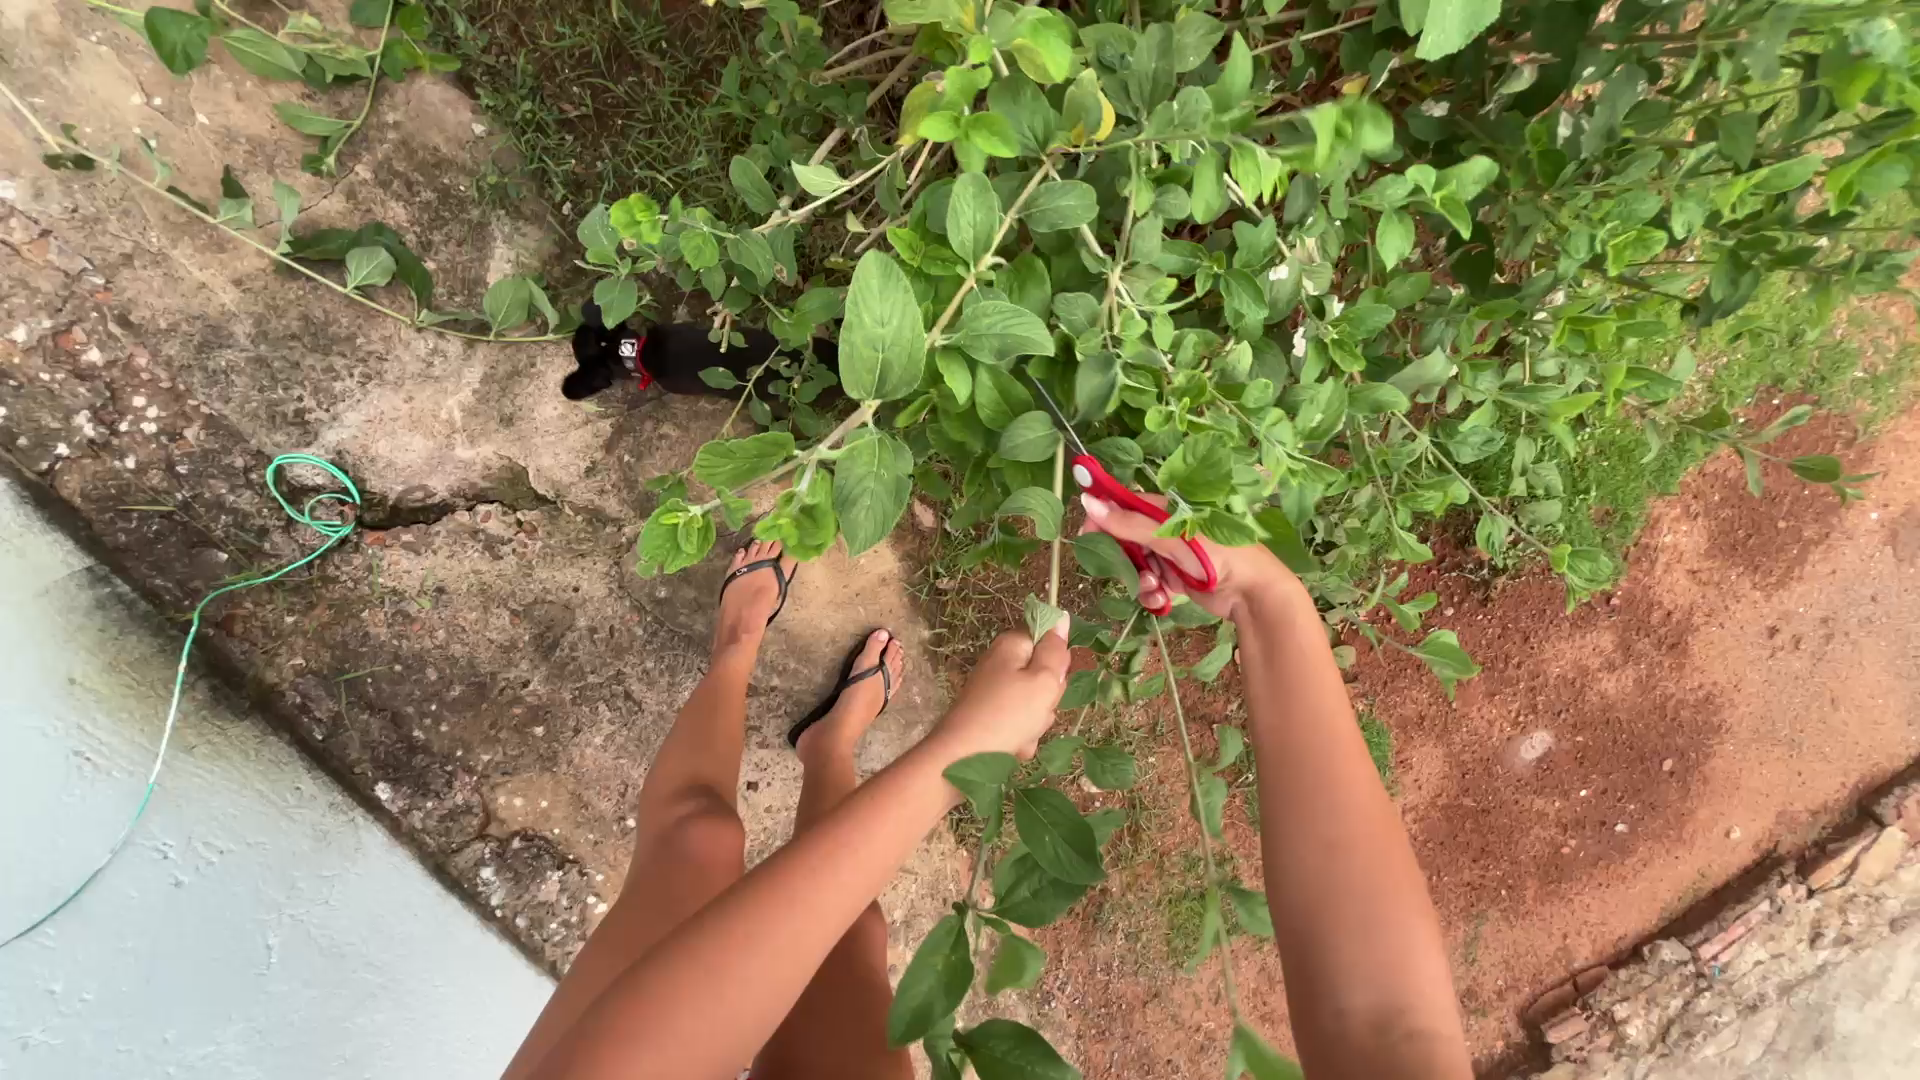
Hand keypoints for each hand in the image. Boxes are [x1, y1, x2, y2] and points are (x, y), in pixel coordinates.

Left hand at [929, 620, 1071, 761]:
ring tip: (1024, 731)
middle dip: (1048, 696)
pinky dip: (1022, 734)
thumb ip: (1055, 651)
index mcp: (1011, 646)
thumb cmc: (1007, 715)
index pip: (1047, 640)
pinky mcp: (991, 715)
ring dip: (1037, 721)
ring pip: (1035, 701)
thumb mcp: (1043, 680)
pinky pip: (1020, 721)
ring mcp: (994, 690)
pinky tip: (1015, 745)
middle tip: (1038, 707)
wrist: (962, 758)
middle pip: (1043, 673)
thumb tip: (1061, 617)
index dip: (1057, 661)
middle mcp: (1000, 663)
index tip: (1054, 679)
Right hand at [1079, 492, 1300, 621]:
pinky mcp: (1176, 578)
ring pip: (1136, 564)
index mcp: (1168, 510)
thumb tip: (1088, 502)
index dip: (1104, 517)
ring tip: (1153, 587)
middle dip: (1122, 557)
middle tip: (1119, 569)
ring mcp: (1171, 555)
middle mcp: (1167, 529)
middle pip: (1127, 538)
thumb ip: (1130, 523)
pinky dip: (1150, 592)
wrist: (1254, 593)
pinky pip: (1150, 583)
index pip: (1125, 507)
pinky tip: (1160, 599)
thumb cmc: (1218, 555)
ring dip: (1138, 579)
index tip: (1086, 532)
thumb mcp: (1171, 537)